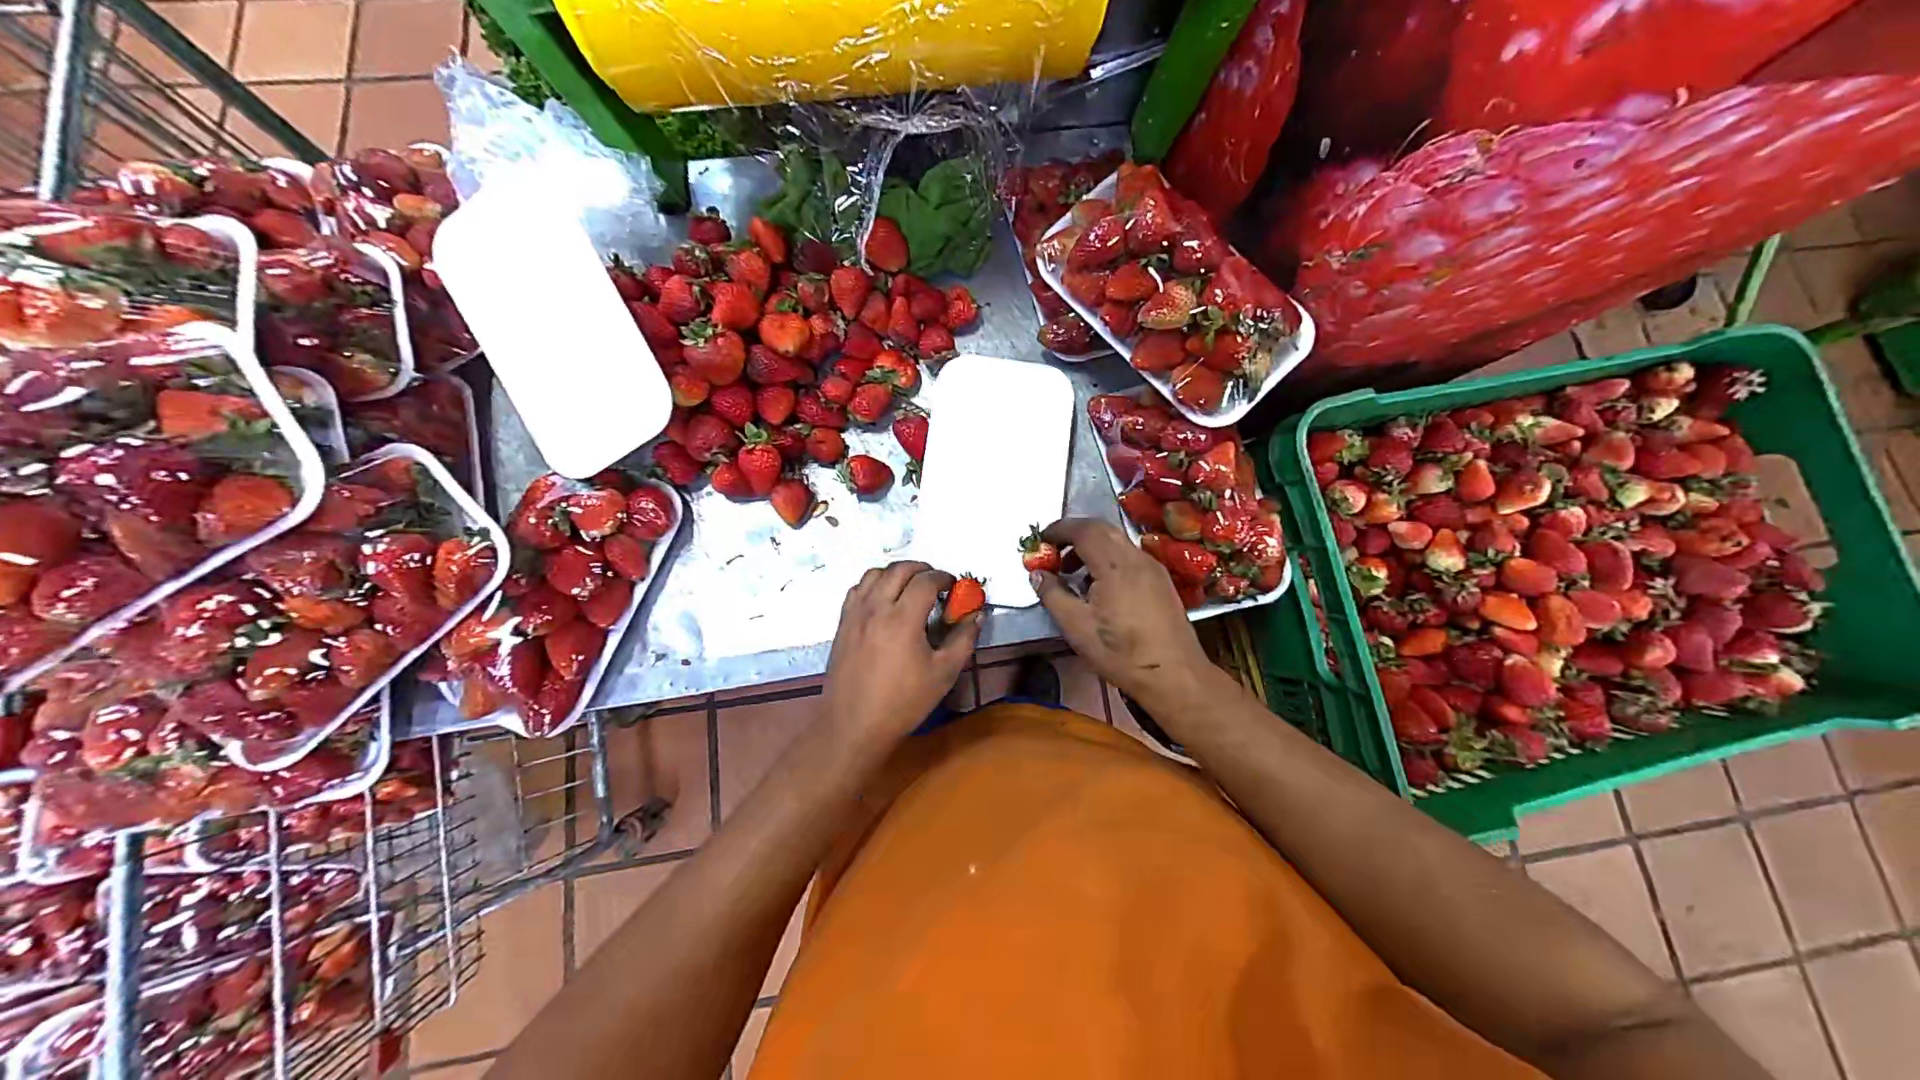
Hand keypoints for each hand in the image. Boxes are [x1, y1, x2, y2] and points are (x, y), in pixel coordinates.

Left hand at [819, 561, 980, 747]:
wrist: (854, 724)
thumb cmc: (903, 702)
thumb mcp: (943, 673)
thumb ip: (963, 639)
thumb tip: (975, 615)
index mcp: (902, 618)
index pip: (926, 580)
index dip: (944, 578)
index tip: (954, 587)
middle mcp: (876, 608)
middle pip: (899, 569)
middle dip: (922, 569)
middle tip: (936, 584)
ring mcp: (855, 614)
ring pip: (875, 573)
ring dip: (896, 573)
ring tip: (910, 589)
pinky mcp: (842, 623)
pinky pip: (858, 589)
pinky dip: (875, 585)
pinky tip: (885, 602)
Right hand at [1031, 519, 1221, 711]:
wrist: (1174, 676)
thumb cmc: (1120, 653)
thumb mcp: (1076, 626)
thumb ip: (1052, 594)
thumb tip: (1038, 574)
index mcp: (1115, 565)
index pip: (1084, 529)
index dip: (1059, 529)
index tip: (1040, 540)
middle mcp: (1137, 558)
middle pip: (1102, 530)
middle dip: (1074, 535)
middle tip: (1054, 553)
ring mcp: (1153, 568)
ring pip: (1117, 543)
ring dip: (1092, 548)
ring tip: (1073, 574)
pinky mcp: (1161, 582)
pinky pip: (1129, 558)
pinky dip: (1108, 560)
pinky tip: (1099, 588)